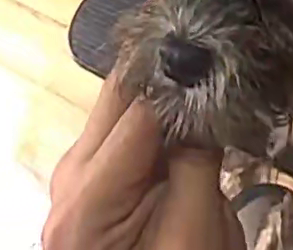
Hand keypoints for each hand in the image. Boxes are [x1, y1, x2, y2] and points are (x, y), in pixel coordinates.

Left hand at [43, 71, 239, 249]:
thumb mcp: (196, 229)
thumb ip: (197, 152)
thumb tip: (207, 82)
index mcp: (86, 202)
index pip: (140, 107)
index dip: (184, 78)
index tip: (224, 62)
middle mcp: (69, 179)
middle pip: (122, 93)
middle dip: (170, 72)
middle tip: (219, 67)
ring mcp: (78, 176)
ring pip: (124, 99)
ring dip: (167, 89)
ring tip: (211, 84)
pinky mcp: (95, 177)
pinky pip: (128, 121)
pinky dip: (161, 109)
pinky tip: (192, 110)